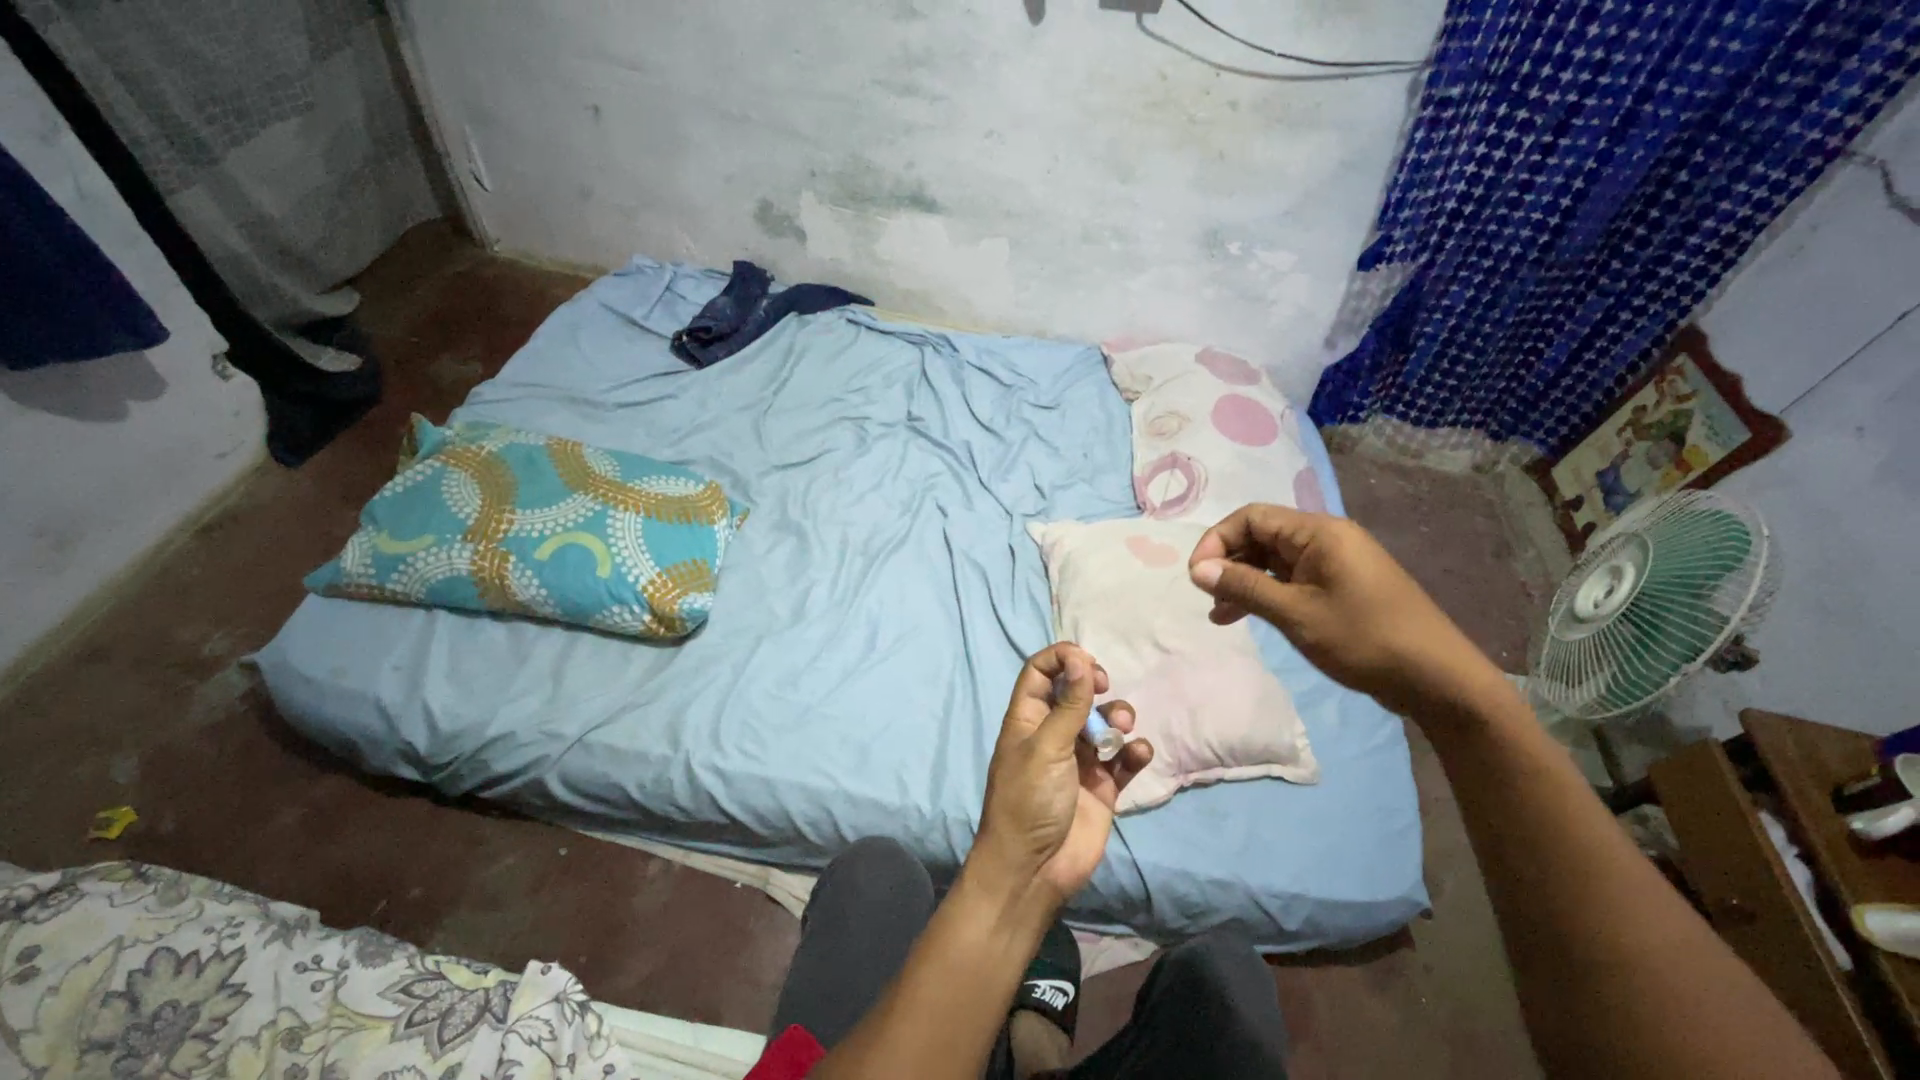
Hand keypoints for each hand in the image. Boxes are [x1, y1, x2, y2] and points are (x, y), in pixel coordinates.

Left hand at [975, 644, 1153, 905]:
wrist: (1034, 869)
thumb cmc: (1028, 801)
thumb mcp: (1046, 747)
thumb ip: (1068, 704)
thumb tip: (1080, 657)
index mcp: (1027, 719)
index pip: (1040, 672)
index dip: (1062, 659)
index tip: (1087, 661)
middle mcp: (1053, 735)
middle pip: (1077, 693)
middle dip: (1095, 685)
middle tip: (1106, 688)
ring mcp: (1079, 761)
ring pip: (1105, 724)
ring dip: (1118, 718)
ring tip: (1122, 730)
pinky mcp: (1103, 787)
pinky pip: (1124, 759)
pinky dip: (1134, 752)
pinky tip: (1138, 755)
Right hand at [1187, 504, 1500, 717]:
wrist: (1436, 678)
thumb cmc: (1364, 640)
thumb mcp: (1296, 614)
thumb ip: (1245, 587)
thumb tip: (1198, 569)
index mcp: (1319, 533)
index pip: (1251, 517)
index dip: (1217, 541)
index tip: (1197, 577)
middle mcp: (1327, 539)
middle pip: (1262, 536)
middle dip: (1228, 562)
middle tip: (1207, 597)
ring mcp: (1336, 564)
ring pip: (1274, 561)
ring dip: (1244, 582)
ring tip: (1220, 614)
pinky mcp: (1341, 588)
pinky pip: (1292, 580)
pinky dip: (1266, 594)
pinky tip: (1245, 618)